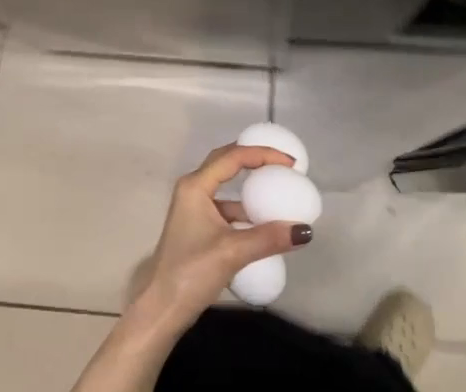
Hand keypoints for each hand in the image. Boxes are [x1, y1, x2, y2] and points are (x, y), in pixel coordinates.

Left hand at [134, 143, 313, 327]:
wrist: (161, 310)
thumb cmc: (191, 273)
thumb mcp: (233, 252)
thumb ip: (269, 238)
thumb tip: (304, 230)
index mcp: (195, 186)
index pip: (233, 157)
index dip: (263, 154)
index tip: (291, 163)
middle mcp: (192, 190)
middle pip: (227, 162)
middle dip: (256, 159)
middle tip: (284, 165)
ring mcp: (193, 209)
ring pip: (226, 186)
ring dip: (250, 187)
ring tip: (277, 192)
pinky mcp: (197, 228)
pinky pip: (225, 209)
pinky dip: (245, 211)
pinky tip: (262, 224)